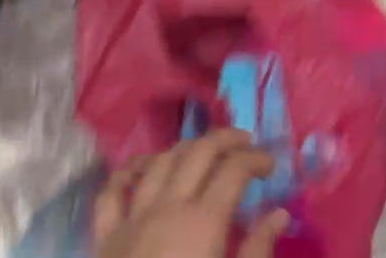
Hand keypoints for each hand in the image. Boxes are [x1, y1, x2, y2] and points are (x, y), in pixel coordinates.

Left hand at [93, 130, 289, 257]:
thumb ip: (258, 250)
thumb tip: (279, 215)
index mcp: (204, 222)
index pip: (235, 167)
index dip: (257, 158)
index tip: (272, 168)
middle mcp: (168, 208)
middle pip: (200, 151)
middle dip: (228, 140)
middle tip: (247, 146)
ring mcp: (132, 220)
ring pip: (161, 161)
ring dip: (187, 148)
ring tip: (205, 153)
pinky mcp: (105, 239)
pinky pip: (112, 192)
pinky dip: (130, 171)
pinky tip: (144, 168)